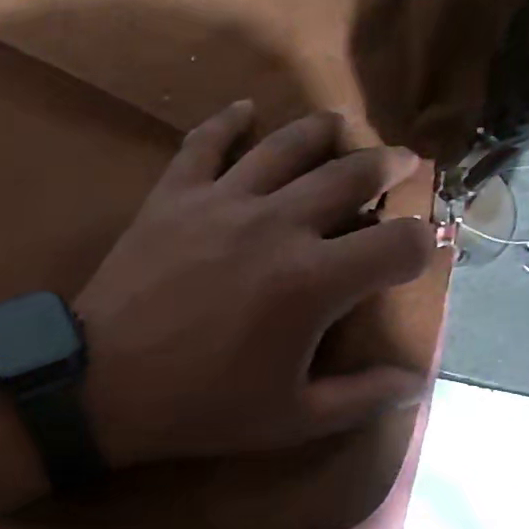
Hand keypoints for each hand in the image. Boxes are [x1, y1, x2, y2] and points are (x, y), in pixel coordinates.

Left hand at [75, 100, 435, 467]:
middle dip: (388, 168)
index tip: (424, 250)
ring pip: (287, 145)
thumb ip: (363, 397)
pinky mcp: (175, 195)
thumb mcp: (294, 418)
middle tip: (402, 163)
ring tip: (342, 127)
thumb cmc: (204, 407)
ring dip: (324, 132)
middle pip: (350, 176)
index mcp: (315, 281)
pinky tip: (246, 110)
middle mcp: (279, 225)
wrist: (104, 386)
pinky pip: (207, 142)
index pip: (397, 245)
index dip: (422, 245)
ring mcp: (223, 201)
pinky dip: (230, 121)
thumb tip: (415, 383)